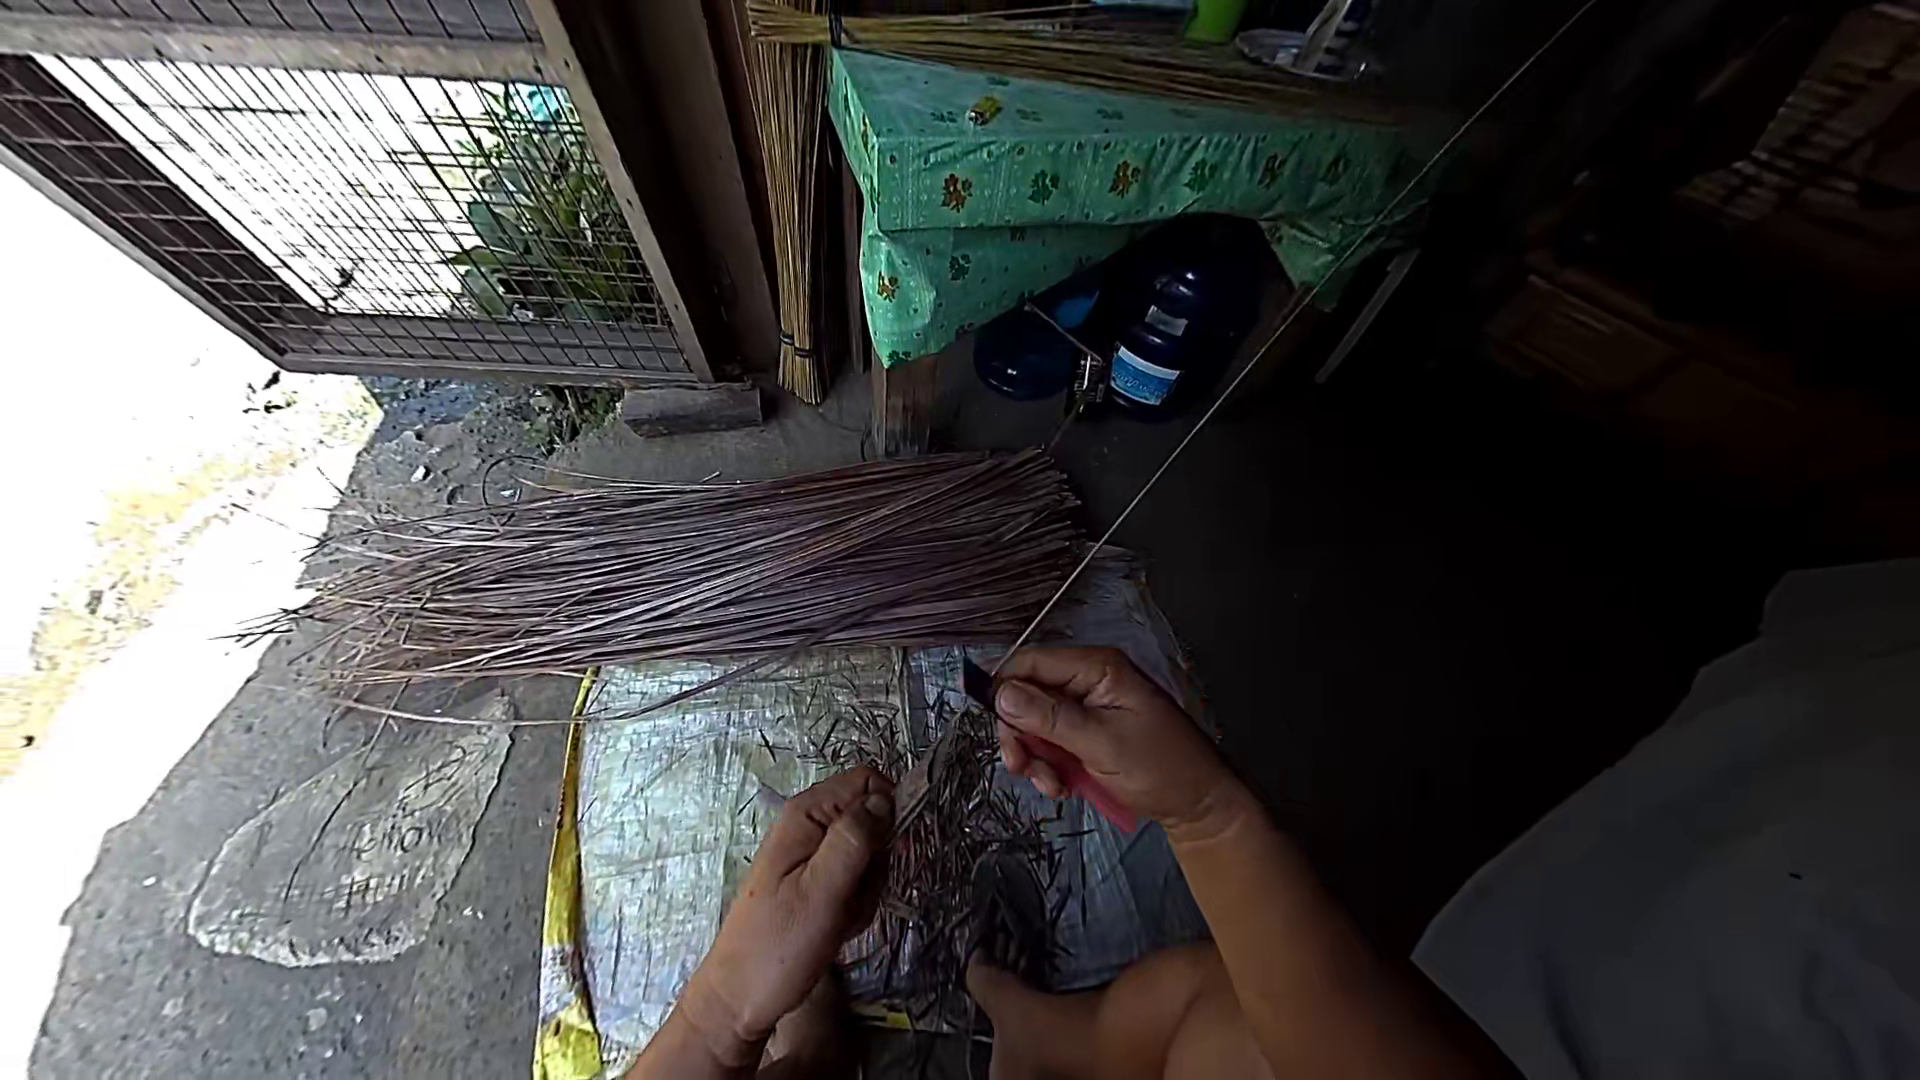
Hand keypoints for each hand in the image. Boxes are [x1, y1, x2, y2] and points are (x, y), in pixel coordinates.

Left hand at [677, 767, 892, 1063]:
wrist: (737, 1004)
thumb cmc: (777, 947)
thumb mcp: (822, 892)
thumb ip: (854, 839)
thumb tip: (884, 798)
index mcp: (807, 812)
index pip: (867, 781)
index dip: (887, 809)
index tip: (889, 850)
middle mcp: (810, 823)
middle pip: (871, 817)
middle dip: (876, 857)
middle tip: (856, 894)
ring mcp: (812, 851)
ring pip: (869, 850)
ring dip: (867, 886)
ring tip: (842, 915)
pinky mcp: (816, 878)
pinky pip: (856, 877)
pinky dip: (857, 901)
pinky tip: (838, 924)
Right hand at [993, 648, 1240, 838]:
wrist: (1198, 806)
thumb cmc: (1162, 767)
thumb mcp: (1103, 743)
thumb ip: (1050, 717)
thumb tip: (1001, 693)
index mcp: (1096, 667)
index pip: (1032, 662)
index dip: (1005, 687)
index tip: (993, 722)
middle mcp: (1086, 680)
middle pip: (1027, 694)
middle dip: (1020, 732)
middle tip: (1020, 766)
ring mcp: (1084, 707)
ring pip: (1033, 722)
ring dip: (1033, 755)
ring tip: (1049, 784)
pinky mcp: (1083, 732)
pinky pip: (1048, 742)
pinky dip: (1046, 765)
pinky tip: (1059, 785)